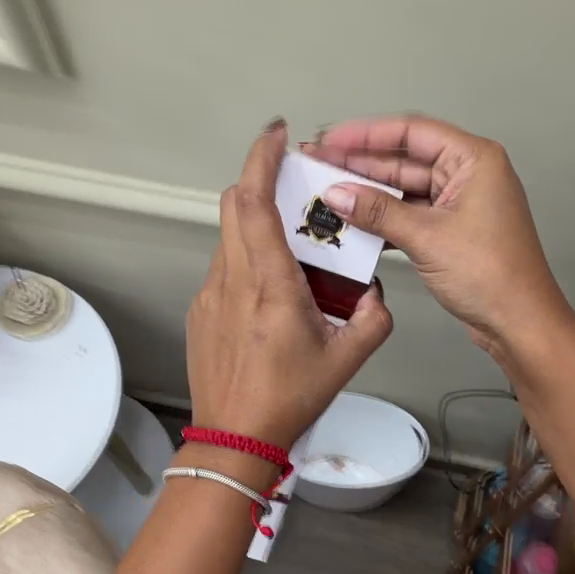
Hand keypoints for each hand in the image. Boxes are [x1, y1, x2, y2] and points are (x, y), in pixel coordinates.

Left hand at [186, 119, 393, 450]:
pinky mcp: (200, 312)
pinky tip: (270, 296)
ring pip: (229, 238)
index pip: (253, 201)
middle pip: (233, 205)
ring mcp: (209, 295)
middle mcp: (232, 281)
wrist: (234, 438)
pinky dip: (246, 262)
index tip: (277, 134)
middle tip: (293, 188)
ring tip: (292, 257)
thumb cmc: (285, 401)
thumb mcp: (347, 361)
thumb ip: (373, 320)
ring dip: (257, 228)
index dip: (262, 158)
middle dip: (259, 182)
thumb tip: (374, 296)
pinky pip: (223, 269)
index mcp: (269, 285)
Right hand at [303, 116, 574, 351]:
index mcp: (474, 160)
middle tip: (318, 163)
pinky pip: (411, 214)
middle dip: (361, 163)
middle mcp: (469, 175)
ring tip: (327, 190)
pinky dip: (384, 218)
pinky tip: (353, 219)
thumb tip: (337, 194)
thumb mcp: (427, 237)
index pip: (410, 132)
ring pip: (405, 189)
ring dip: (369, 192)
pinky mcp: (453, 231)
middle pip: (405, 159)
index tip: (329, 140)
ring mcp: (461, 204)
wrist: (519, 323)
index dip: (365, 135)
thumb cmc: (492, 275)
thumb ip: (377, 212)